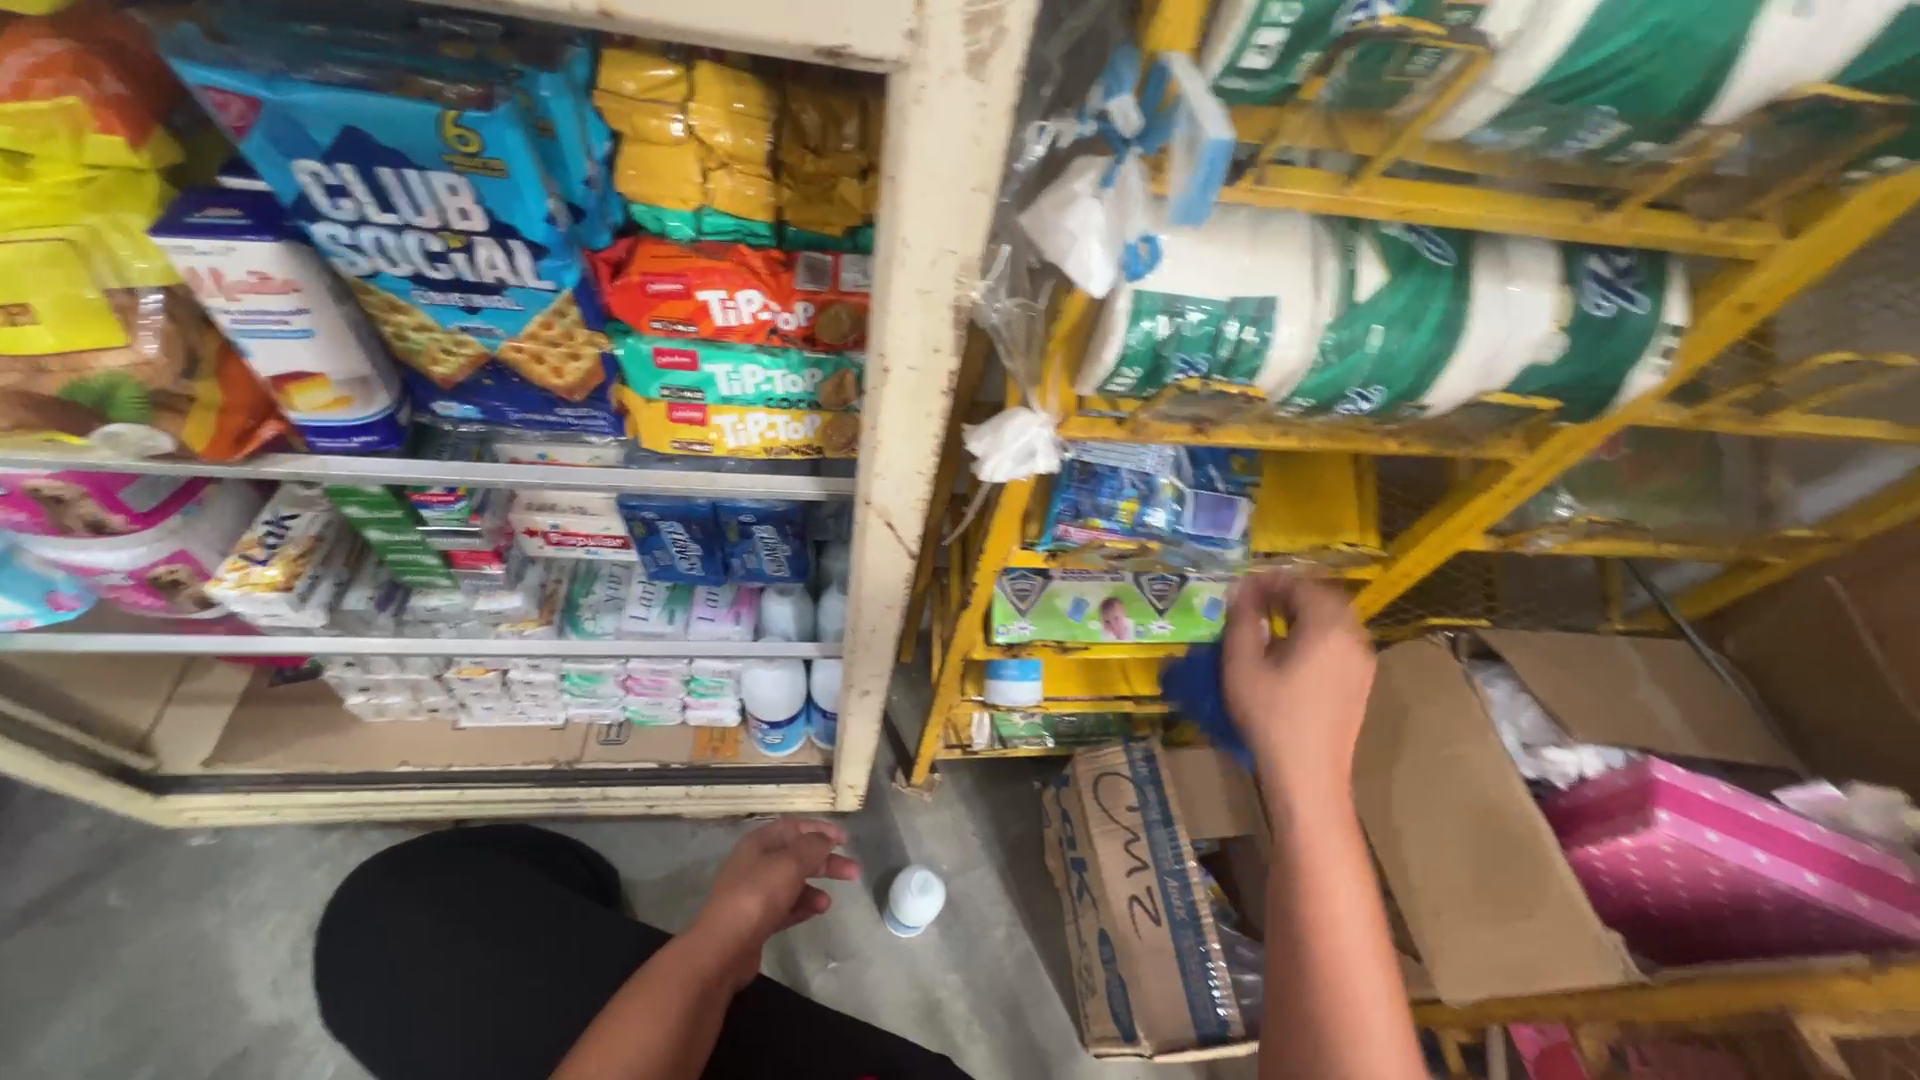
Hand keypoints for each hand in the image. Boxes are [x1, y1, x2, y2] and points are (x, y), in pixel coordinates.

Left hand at [688, 818, 860, 990]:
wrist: (724, 948)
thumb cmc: (758, 896)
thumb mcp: (790, 863)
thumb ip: (812, 846)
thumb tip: (826, 839)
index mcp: (758, 843)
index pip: (793, 827)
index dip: (820, 830)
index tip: (845, 840)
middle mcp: (755, 865)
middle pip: (796, 856)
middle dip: (825, 862)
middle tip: (853, 871)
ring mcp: (754, 894)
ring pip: (792, 883)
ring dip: (814, 888)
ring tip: (829, 902)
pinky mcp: (756, 921)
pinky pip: (785, 907)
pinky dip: (802, 907)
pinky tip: (816, 912)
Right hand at [1221, 572, 1375, 794]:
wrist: (1308, 774)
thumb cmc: (1271, 716)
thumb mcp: (1243, 665)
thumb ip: (1242, 620)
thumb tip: (1240, 591)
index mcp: (1327, 627)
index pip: (1301, 585)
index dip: (1270, 580)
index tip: (1242, 587)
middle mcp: (1353, 637)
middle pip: (1324, 597)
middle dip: (1289, 591)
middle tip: (1256, 599)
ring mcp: (1362, 660)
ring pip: (1335, 618)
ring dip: (1304, 611)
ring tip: (1271, 621)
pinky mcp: (1360, 680)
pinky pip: (1341, 639)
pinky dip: (1317, 631)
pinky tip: (1291, 648)